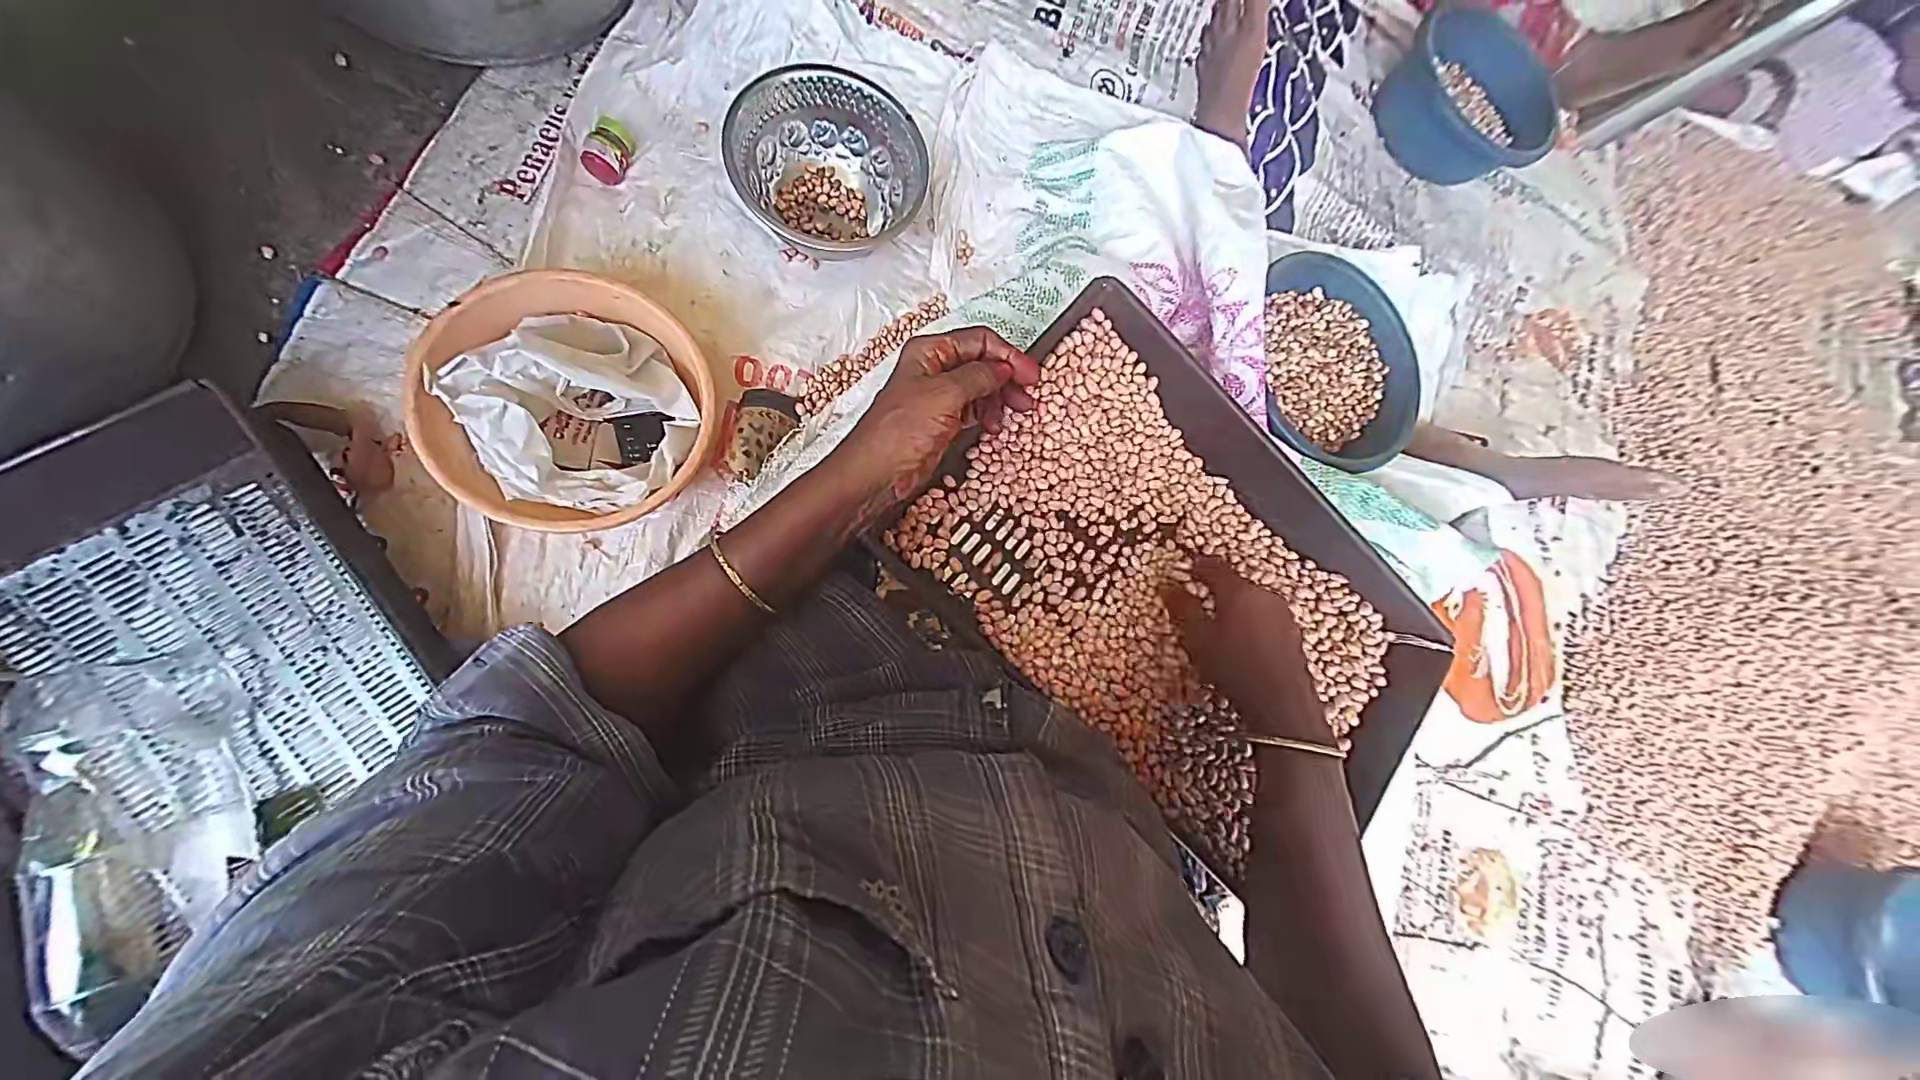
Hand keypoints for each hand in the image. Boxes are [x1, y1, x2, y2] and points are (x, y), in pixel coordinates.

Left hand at [833, 327, 1038, 509]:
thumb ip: (978, 376)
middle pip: (983, 363)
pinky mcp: (942, 421)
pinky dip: (988, 415)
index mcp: (930, 352)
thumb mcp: (945, 394)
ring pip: (981, 388)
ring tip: (1015, 414)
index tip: (1030, 374)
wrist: (878, 472)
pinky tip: (995, 426)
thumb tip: (1003, 368)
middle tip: (1029, 396)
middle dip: (1008, 378)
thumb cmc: (899, 431)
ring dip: (1000, 399)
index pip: (979, 341)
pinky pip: (974, 410)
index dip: (1008, 355)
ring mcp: (939, 396)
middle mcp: (934, 369)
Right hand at [1162, 557, 1330, 743]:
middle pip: (1236, 583)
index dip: (1198, 565)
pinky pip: (1264, 617)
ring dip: (1234, 605)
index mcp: (1239, 591)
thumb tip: (1168, 588)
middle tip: (1198, 593)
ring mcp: (1282, 615)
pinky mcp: (1291, 634)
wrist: (1281, 702)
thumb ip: (1182, 608)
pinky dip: (1249, 621)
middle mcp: (1264, 596)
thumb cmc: (1235, 667)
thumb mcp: (1198, 638)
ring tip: (1217, 620)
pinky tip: (1240, 639)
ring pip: (1251, 600)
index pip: (1215, 567)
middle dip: (1216, 587)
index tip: (1187, 567)